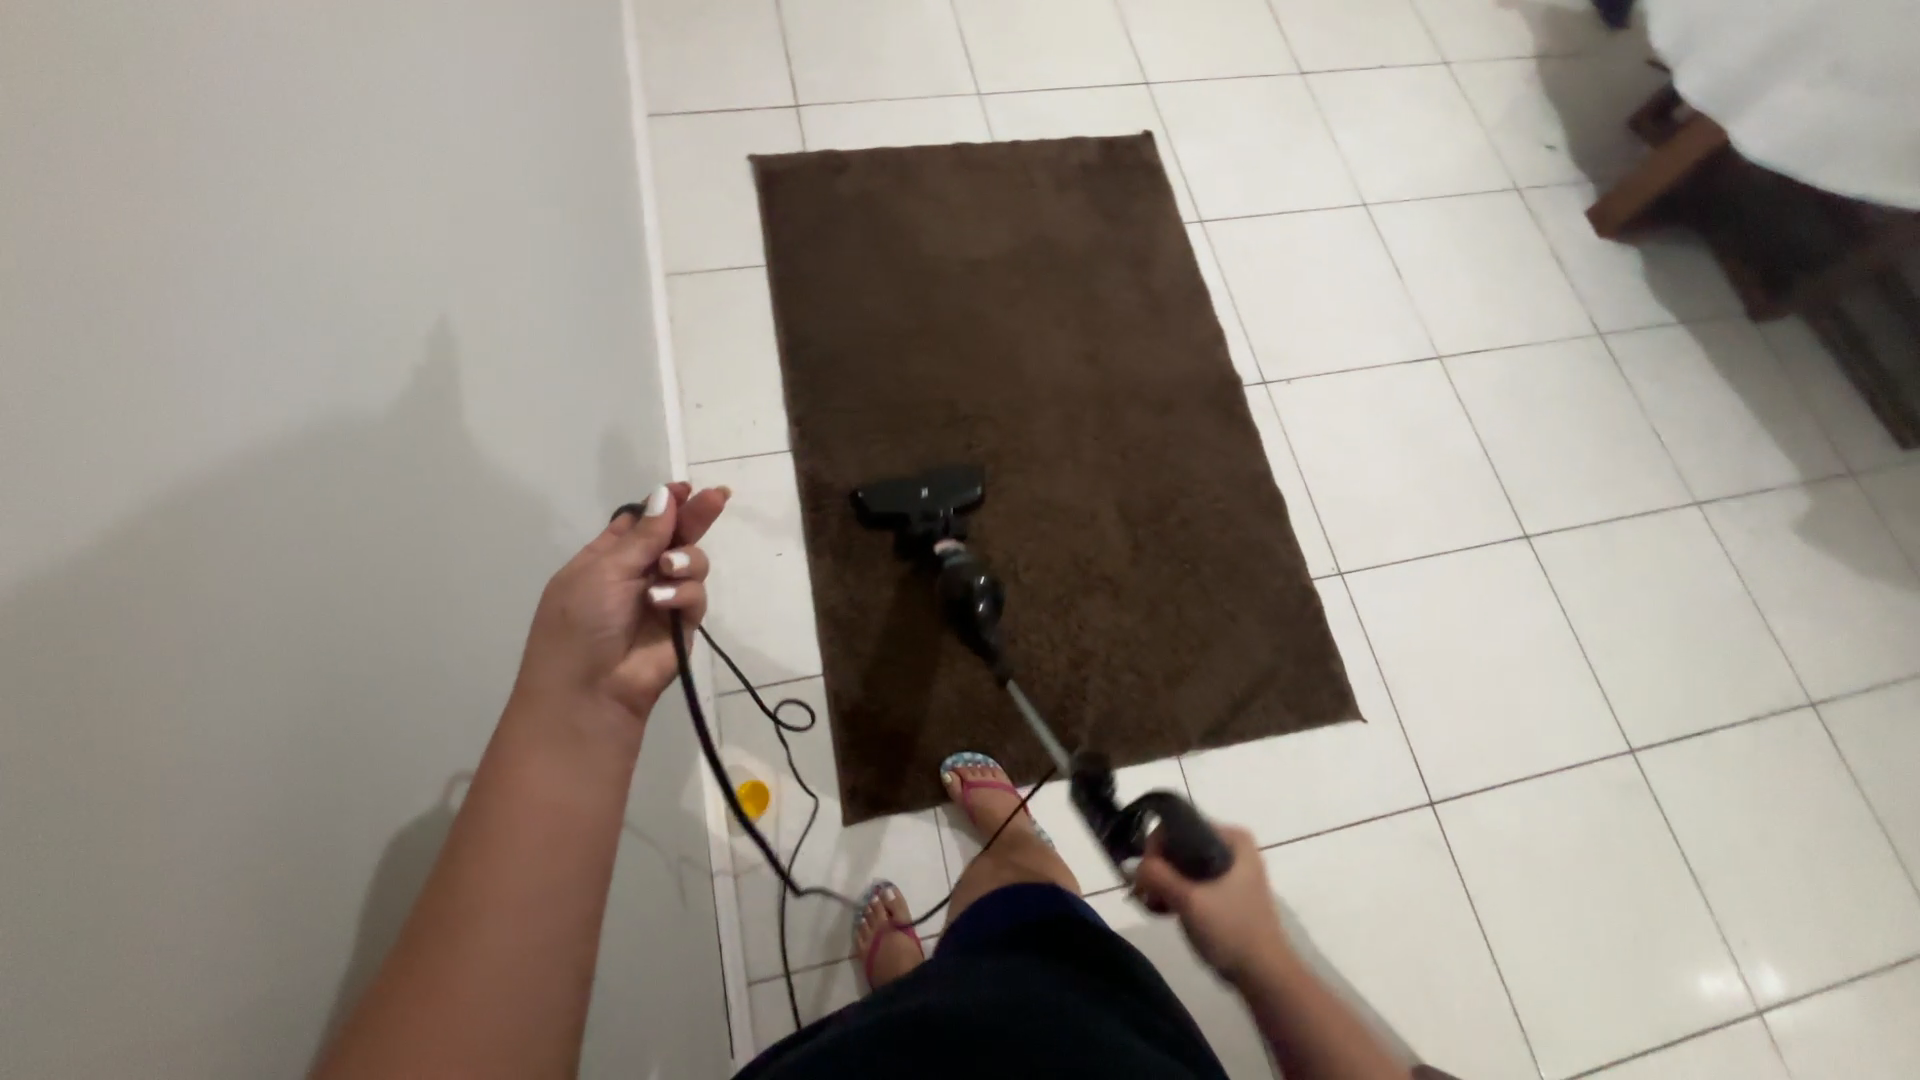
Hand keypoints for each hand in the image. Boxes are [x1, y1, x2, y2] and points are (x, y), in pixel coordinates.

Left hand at [508, 482, 728, 746]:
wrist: (590, 689)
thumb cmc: (580, 622)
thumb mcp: (604, 570)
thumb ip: (643, 535)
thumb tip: (666, 494)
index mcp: (607, 557)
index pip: (641, 521)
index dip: (664, 504)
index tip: (684, 488)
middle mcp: (638, 573)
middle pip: (675, 536)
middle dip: (695, 517)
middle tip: (718, 497)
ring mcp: (663, 597)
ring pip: (693, 562)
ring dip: (685, 560)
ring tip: (669, 568)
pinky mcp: (684, 622)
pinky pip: (695, 594)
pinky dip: (683, 594)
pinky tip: (663, 602)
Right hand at [1134, 825, 1291, 985]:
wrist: (1266, 978)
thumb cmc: (1232, 932)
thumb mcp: (1190, 901)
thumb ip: (1158, 876)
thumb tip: (1135, 866)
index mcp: (1232, 838)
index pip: (1179, 825)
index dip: (1156, 846)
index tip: (1146, 874)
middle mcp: (1233, 847)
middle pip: (1179, 844)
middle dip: (1158, 867)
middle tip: (1144, 892)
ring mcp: (1231, 870)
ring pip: (1183, 864)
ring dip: (1164, 882)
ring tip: (1152, 904)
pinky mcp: (1227, 892)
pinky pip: (1192, 881)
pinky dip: (1176, 892)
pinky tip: (1163, 910)